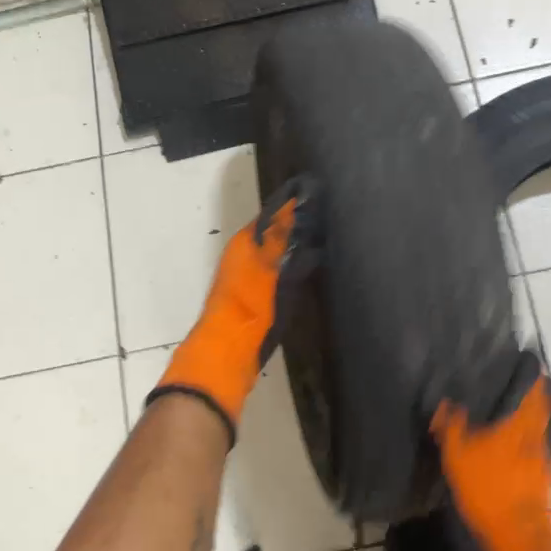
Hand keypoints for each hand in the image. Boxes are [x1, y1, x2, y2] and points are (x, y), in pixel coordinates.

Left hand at [148, 183, 313, 435]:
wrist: (227, 353)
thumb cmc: (247, 306)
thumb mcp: (266, 268)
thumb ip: (278, 238)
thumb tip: (291, 205)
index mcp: (243, 244)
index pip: (269, 215)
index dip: (289, 206)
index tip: (313, 196)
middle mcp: (242, 257)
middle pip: (271, 234)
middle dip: (293, 226)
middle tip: (324, 219)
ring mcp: (246, 279)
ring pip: (273, 254)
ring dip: (291, 248)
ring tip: (320, 241)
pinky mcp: (254, 300)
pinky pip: (275, 274)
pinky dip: (289, 268)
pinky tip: (307, 271)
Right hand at [430, 376, 550, 550]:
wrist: (520, 539)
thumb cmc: (489, 490)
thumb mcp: (459, 457)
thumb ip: (451, 427)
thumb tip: (443, 402)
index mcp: (521, 424)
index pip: (535, 392)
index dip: (534, 377)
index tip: (529, 363)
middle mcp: (536, 437)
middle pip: (537, 410)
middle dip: (528, 398)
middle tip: (512, 385)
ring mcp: (542, 461)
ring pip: (535, 431)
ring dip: (526, 422)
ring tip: (507, 414)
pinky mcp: (541, 481)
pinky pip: (532, 451)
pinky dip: (524, 444)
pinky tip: (509, 448)